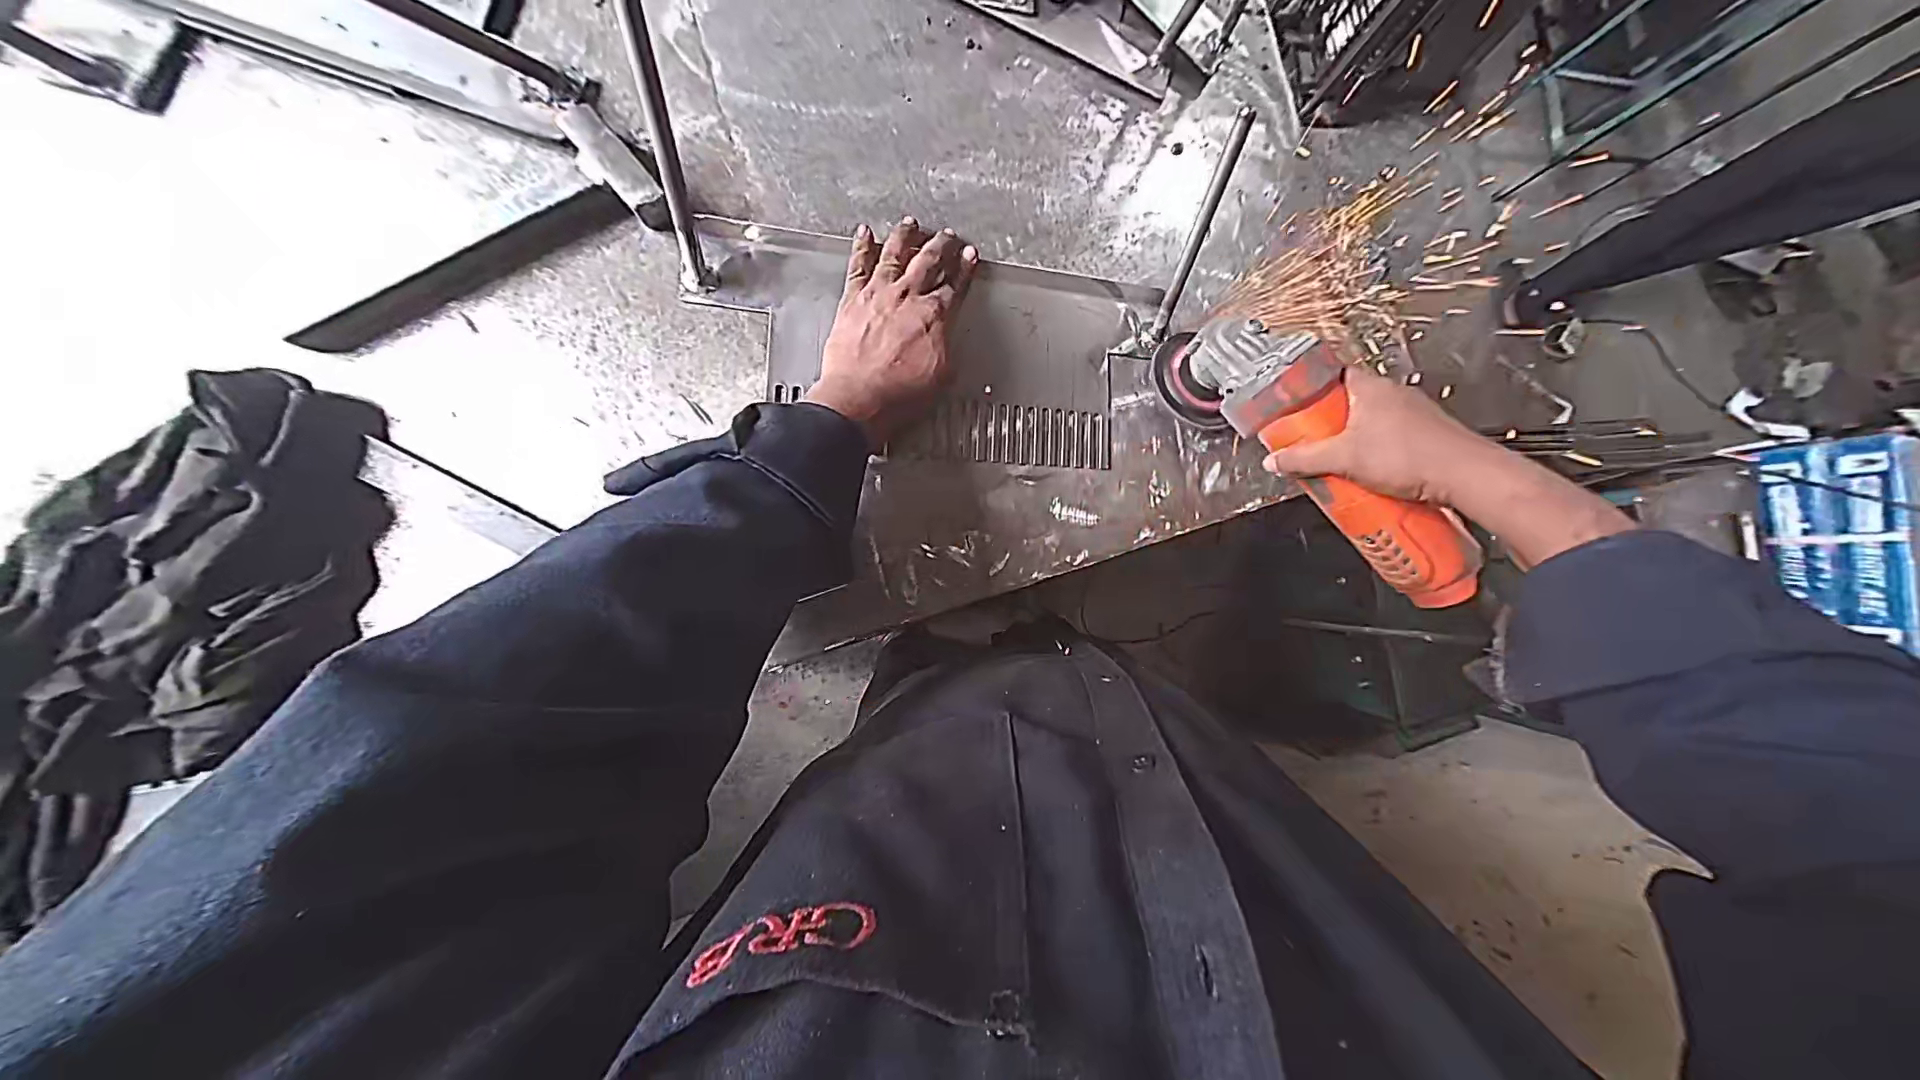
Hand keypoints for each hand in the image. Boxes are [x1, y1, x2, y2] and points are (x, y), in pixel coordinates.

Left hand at [804, 217, 978, 448]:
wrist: (860, 398)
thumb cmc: (898, 394)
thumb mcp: (942, 376)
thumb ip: (946, 347)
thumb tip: (946, 338)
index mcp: (935, 316)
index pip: (956, 285)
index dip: (965, 268)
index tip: (969, 256)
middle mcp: (908, 297)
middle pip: (928, 261)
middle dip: (941, 245)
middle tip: (948, 236)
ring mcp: (878, 294)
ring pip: (895, 253)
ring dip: (905, 236)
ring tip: (911, 224)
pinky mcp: (852, 300)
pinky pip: (858, 264)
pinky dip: (862, 246)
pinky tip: (865, 234)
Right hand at [1259, 365, 1498, 505]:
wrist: (1464, 477)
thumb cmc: (1410, 456)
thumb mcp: (1342, 459)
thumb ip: (1303, 459)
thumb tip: (1274, 461)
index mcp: (1370, 388)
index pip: (1333, 376)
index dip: (1311, 390)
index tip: (1293, 407)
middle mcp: (1392, 395)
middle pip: (1346, 403)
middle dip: (1325, 424)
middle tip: (1308, 441)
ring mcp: (1410, 414)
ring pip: (1366, 422)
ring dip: (1347, 441)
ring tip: (1332, 462)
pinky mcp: (1422, 435)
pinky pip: (1385, 438)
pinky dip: (1370, 452)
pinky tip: (1362, 472)